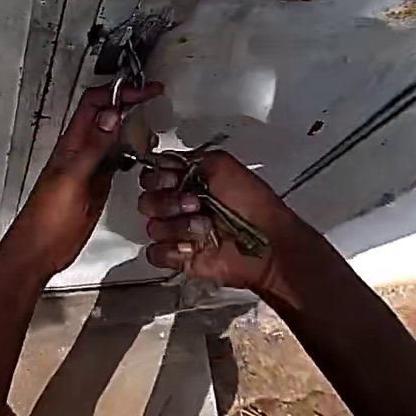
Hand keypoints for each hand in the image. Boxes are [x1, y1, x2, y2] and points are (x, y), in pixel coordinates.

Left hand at [0, 81, 163, 282]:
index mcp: (72, 144)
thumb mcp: (72, 180)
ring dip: (130, 122)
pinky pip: (115, 158)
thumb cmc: (47, 218)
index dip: (118, 91)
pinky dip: (129, 149)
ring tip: (152, 119)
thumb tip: (110, 116)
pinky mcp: (97, 183)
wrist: (40, 249)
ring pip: (110, 134)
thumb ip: (93, 148)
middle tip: (154, 96)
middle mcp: (80, 150)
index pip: (95, 104)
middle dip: (127, 99)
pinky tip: (141, 153)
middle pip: (104, 113)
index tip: (145, 89)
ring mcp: (89, 166)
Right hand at [138, 150, 313, 300]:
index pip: (150, 175)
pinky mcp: (178, 258)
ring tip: (204, 228)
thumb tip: (167, 161)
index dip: (158, 177)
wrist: (269, 243)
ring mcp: (176, 233)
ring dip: (178, 227)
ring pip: (152, 226)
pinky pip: (156, 253)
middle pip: (146, 201)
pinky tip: (193, 247)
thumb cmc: (252, 204)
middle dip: (168, 202)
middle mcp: (177, 206)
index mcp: (183, 182)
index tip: (175, 179)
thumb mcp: (223, 165)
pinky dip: (173, 250)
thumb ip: (190, 157)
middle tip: (195, 204)